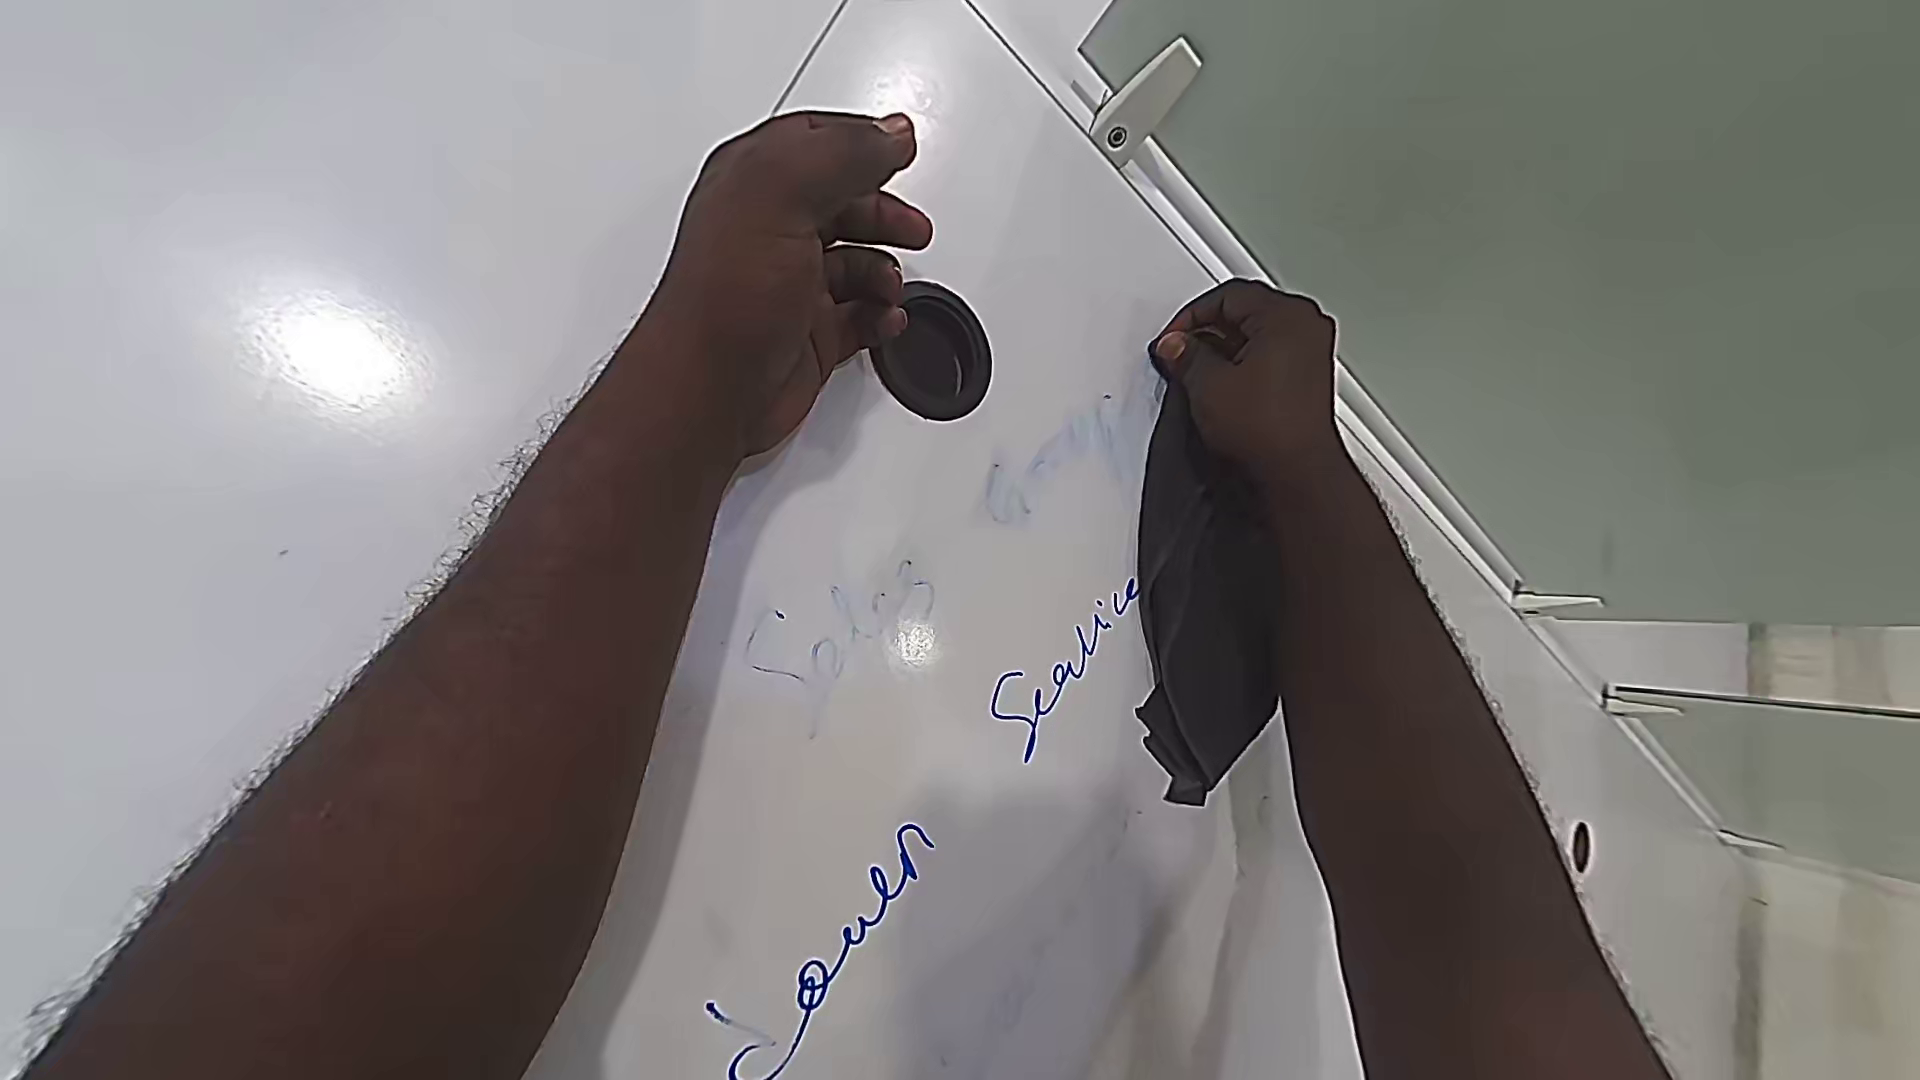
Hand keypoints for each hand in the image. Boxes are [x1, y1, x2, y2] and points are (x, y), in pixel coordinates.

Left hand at [644, 111, 932, 456]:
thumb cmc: (729, 300)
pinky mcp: (810, 335)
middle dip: (883, 214)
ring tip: (891, 286)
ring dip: (884, 272)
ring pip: (855, 267)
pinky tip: (887, 320)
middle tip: (912, 226)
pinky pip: (859, 319)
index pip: (817, 146)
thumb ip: (840, 156)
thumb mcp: (782, 198)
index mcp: (756, 185)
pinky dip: (880, 317)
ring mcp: (793, 288)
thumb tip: (891, 134)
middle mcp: (774, 233)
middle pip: (843, 208)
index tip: (901, 147)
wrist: (717, 388)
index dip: (863, 144)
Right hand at [1152, 279, 1339, 474]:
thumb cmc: (1268, 429)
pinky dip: (1242, 362)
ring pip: (1257, 333)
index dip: (1192, 315)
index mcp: (1286, 316)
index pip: (1230, 295)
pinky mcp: (1306, 377)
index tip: (1173, 338)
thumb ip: (1186, 356)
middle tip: (1180, 351)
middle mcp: (1306, 327)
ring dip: (1223, 347)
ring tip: (1197, 372)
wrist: (1295, 470)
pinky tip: (1221, 385)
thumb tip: (1175, 345)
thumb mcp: (1209, 385)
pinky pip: (1269, 354)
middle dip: (1207, 329)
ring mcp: (1310, 352)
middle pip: (1246, 310)